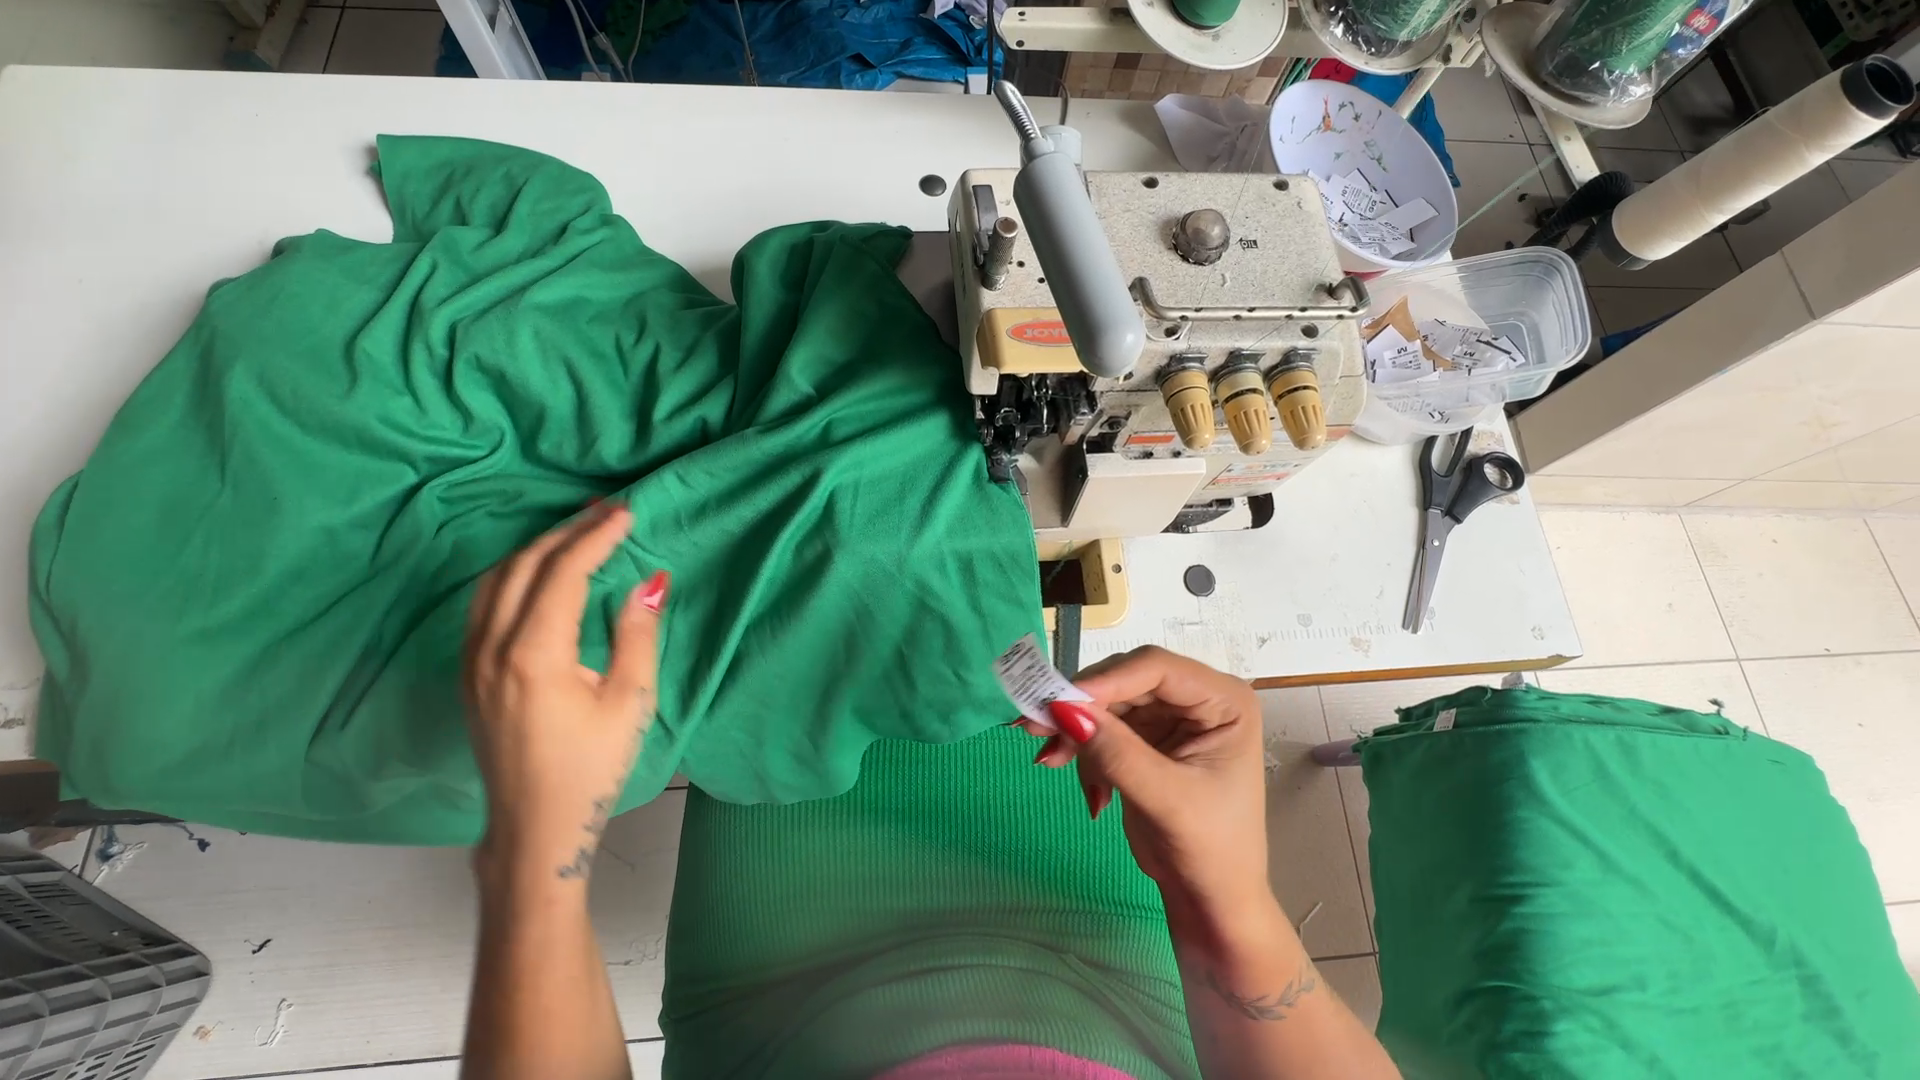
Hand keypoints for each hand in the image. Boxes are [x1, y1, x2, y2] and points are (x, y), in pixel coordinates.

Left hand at [462, 502, 667, 883]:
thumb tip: (651, 581)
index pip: (564, 572)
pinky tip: (540, 573)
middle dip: (566, 531)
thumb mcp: (630, 702)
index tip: (626, 513)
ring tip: (575, 532)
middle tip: (605, 511)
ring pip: (495, 579)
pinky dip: (514, 573)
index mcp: (534, 653)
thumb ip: (637, 635)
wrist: (534, 827)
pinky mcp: (467, 673)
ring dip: (535, 548)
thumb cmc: (591, 768)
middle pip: (524, 565)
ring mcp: (471, 660)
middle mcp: (491, 647)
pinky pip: (484, 603)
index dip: (597, 537)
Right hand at [1029, 646, 1268, 920]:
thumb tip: (1063, 709)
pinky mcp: (1145, 740)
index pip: (1157, 669)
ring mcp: (1169, 718)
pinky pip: (1101, 728)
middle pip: (1125, 681)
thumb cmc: (1210, 851)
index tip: (1058, 702)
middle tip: (1033, 726)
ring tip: (1049, 761)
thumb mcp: (1166, 800)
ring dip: (1075, 731)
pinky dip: (1084, 753)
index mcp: (1223, 702)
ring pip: (1105, 703)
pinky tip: (1092, 794)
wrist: (1212, 900)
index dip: (1107, 679)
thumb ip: (1117, 752)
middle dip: (1081, 706)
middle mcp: (1196, 698)